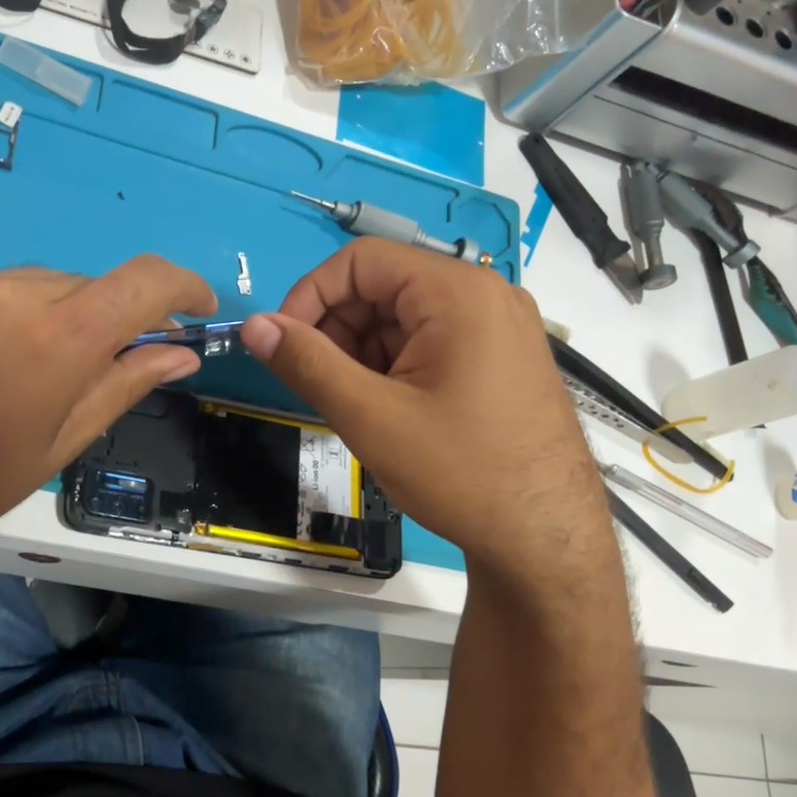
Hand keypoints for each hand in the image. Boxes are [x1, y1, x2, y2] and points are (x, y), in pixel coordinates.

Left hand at [0, 256, 215, 580]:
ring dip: (67, 313)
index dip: (183, 286)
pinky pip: (0, 290)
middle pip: (93, 283)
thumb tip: (183, 353)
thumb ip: (125, 384)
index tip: (198, 308)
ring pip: (46, 283)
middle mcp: (16, 293)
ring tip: (47, 371)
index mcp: (58, 338)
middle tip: (115, 363)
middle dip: (117, 315)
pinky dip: (20, 313)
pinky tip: (1, 360)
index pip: (143, 280)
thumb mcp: (64, 442)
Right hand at [239, 238, 609, 581]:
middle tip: (317, 386)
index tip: (282, 346)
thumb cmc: (458, 472)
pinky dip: (393, 367)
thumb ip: (307, 364)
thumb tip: (254, 326)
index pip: (360, 260)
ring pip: (403, 318)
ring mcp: (498, 326)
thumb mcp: (370, 417)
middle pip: (383, 287)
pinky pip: (430, 341)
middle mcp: (484, 295)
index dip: (309, 296)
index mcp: (457, 293)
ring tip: (355, 408)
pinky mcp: (501, 358)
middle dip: (336, 330)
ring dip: (362, 353)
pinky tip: (386, 411)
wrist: (543, 535)